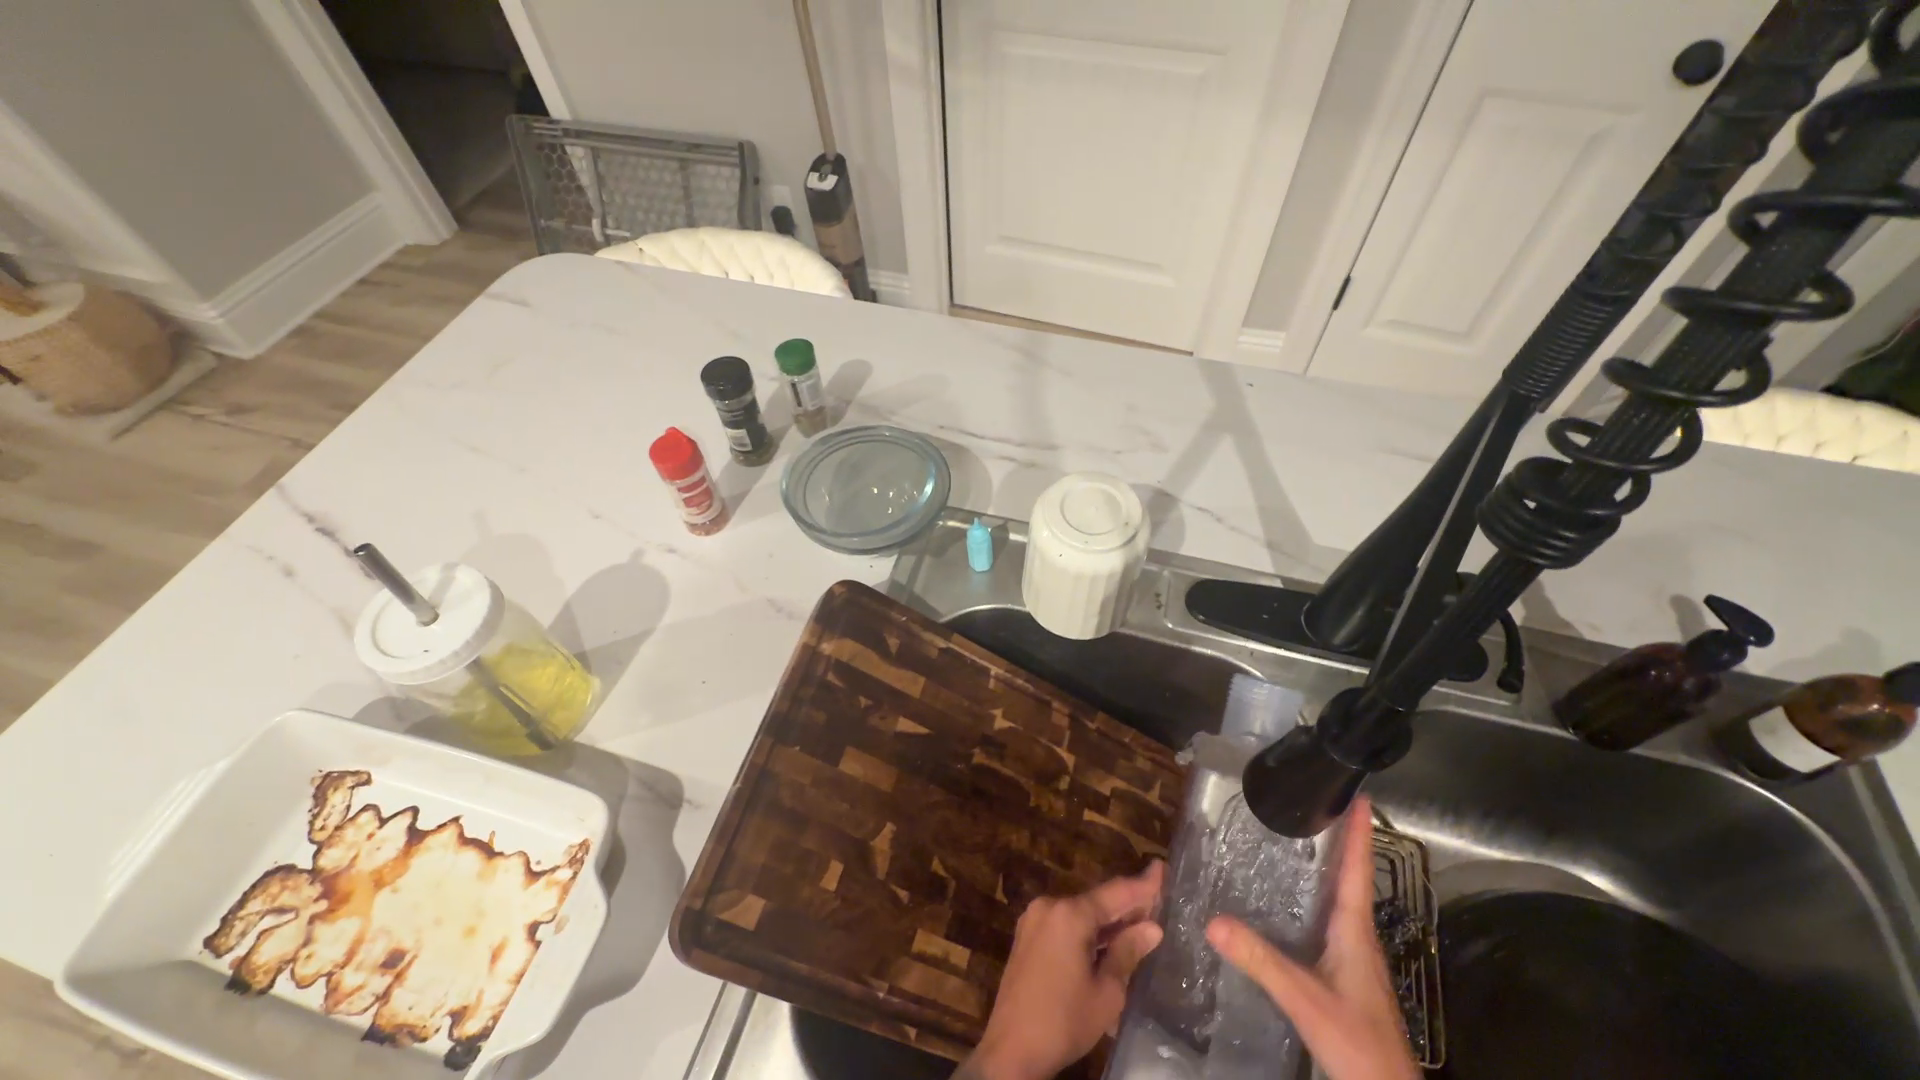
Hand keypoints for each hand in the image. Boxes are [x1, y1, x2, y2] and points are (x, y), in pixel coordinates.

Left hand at [962, 861, 1165, 1079]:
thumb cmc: (1064, 1021)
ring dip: (1108, 921)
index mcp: (1069, 914)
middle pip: (1097, 901)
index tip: (1163, 868)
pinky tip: (1110, 941)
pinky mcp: (1027, 938)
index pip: (1115, 892)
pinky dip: (1088, 931)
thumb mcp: (1107, 991)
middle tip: (1160, 904)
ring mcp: (1033, 921)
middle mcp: (1048, 907)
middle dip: (1128, 905)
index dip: (1143, 884)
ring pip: (1080, 914)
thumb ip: (1128, 952)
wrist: (1012, 1050)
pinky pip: (1065, 926)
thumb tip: (1152, 928)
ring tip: (1142, 924)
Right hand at [1206, 796, 1418, 1079]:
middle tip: (1318, 807)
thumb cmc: (1355, 1040)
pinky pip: (1331, 923)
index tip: (1359, 795)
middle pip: (1351, 880)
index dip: (1359, 833)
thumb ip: (1260, 960)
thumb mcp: (1303, 998)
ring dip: (1329, 871)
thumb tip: (1212, 919)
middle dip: (1340, 843)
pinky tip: (1293, 907)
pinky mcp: (1347, 976)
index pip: (1357, 871)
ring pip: (1342, 902)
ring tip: (1302, 844)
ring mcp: (1355, 959)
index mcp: (1354, 932)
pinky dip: (1317, 901)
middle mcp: (1358, 938)